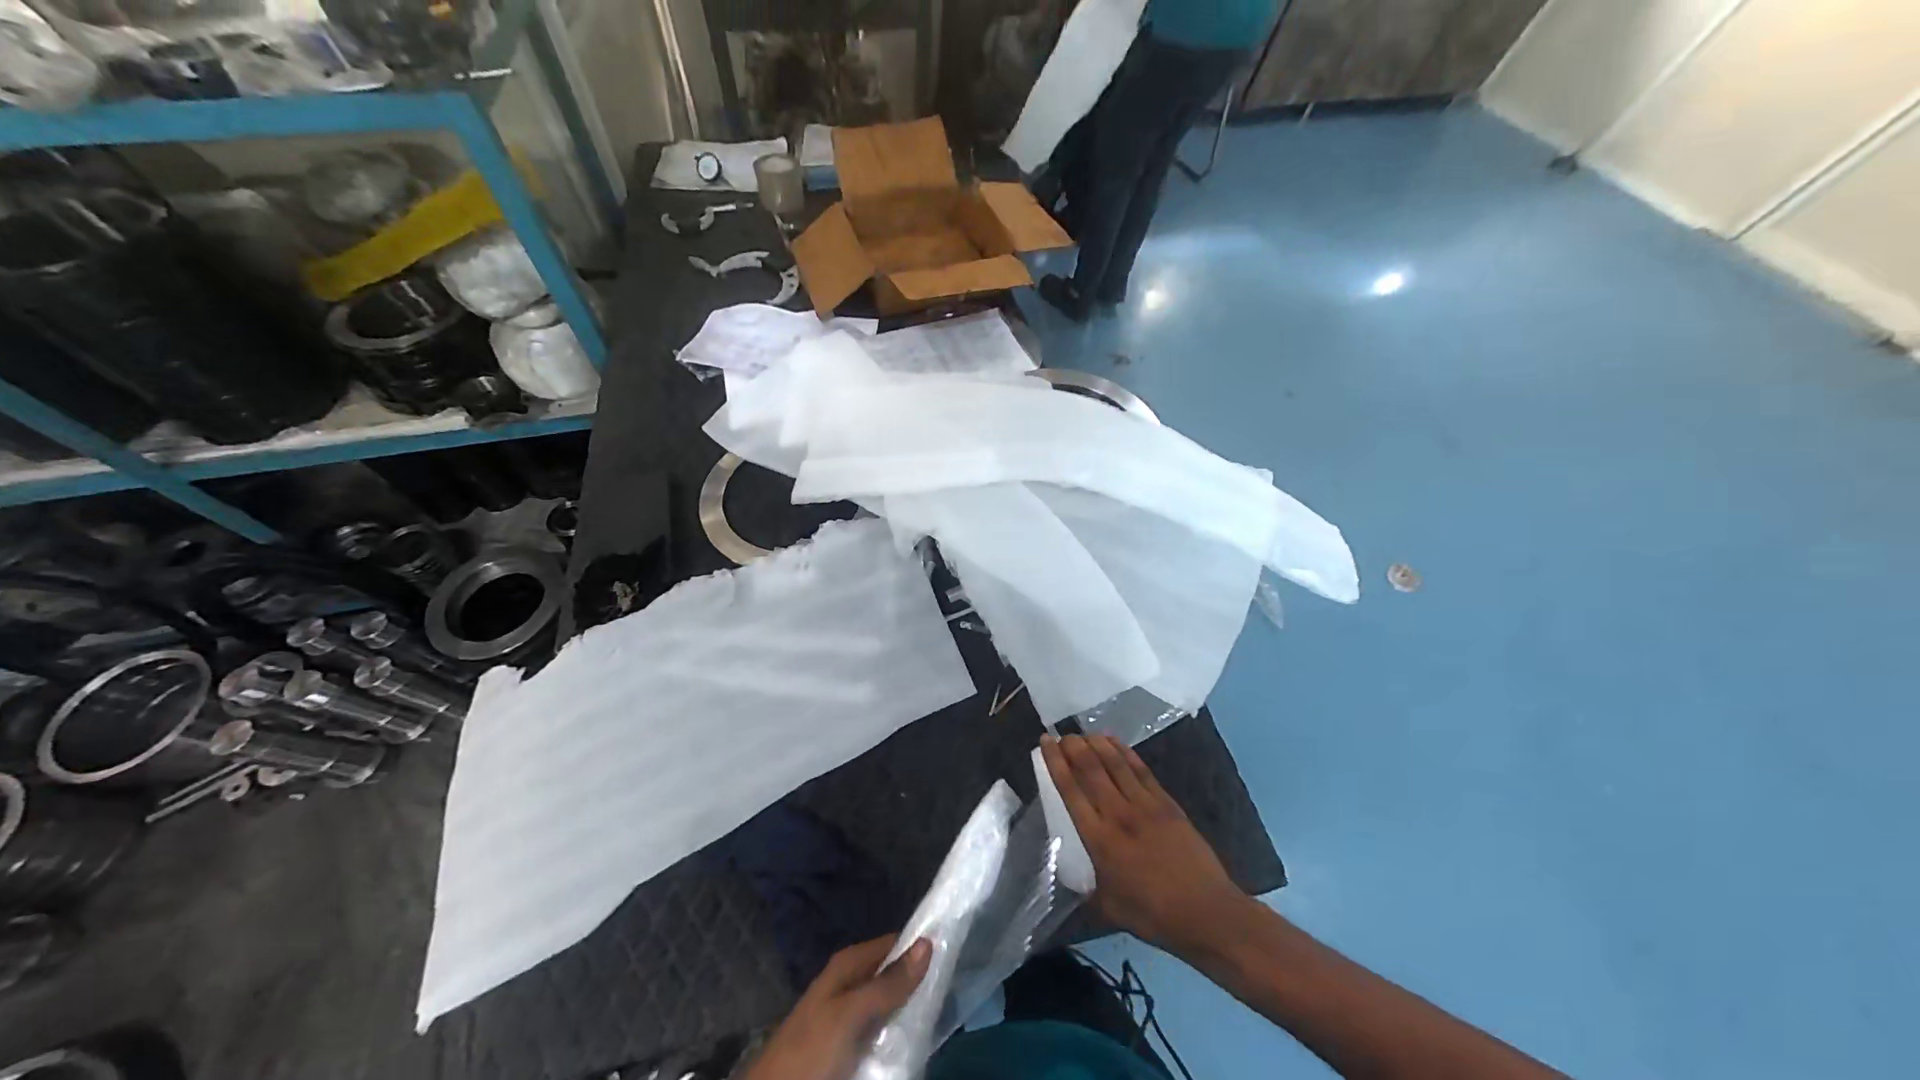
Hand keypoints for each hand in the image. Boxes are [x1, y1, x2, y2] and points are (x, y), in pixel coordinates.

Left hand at [741, 936, 931, 1079]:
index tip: (952, 957)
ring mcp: (849, 1016)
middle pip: (894, 975)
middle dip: (918, 984)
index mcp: (848, 965)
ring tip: (936, 1018)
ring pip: (890, 1006)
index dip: (921, 948)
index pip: (895, 943)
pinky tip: (912, 1043)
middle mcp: (850, 983)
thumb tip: (928, 942)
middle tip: (947, 994)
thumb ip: (889, 983)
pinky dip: (896, 1036)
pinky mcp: (849, 1045)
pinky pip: (882, 1032)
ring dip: (909, 1013)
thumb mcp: (852, 1014)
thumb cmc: (811, 1049)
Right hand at [1041, 734, 1251, 957]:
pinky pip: (1141, 770)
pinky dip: (1125, 753)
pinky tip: (1115, 742)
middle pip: (1091, 770)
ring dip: (1097, 745)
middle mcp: (1118, 815)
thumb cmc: (1153, 914)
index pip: (1070, 791)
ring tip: (1083, 733)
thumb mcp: (1109, 907)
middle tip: (1061, 734)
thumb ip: (1089, 888)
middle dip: (1073, 747)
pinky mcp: (1167, 804)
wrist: (1205, 912)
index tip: (1045, 743)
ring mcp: (1145, 806)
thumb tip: (1077, 879)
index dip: (1055, 763)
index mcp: (1099, 840)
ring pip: (1115, 764)